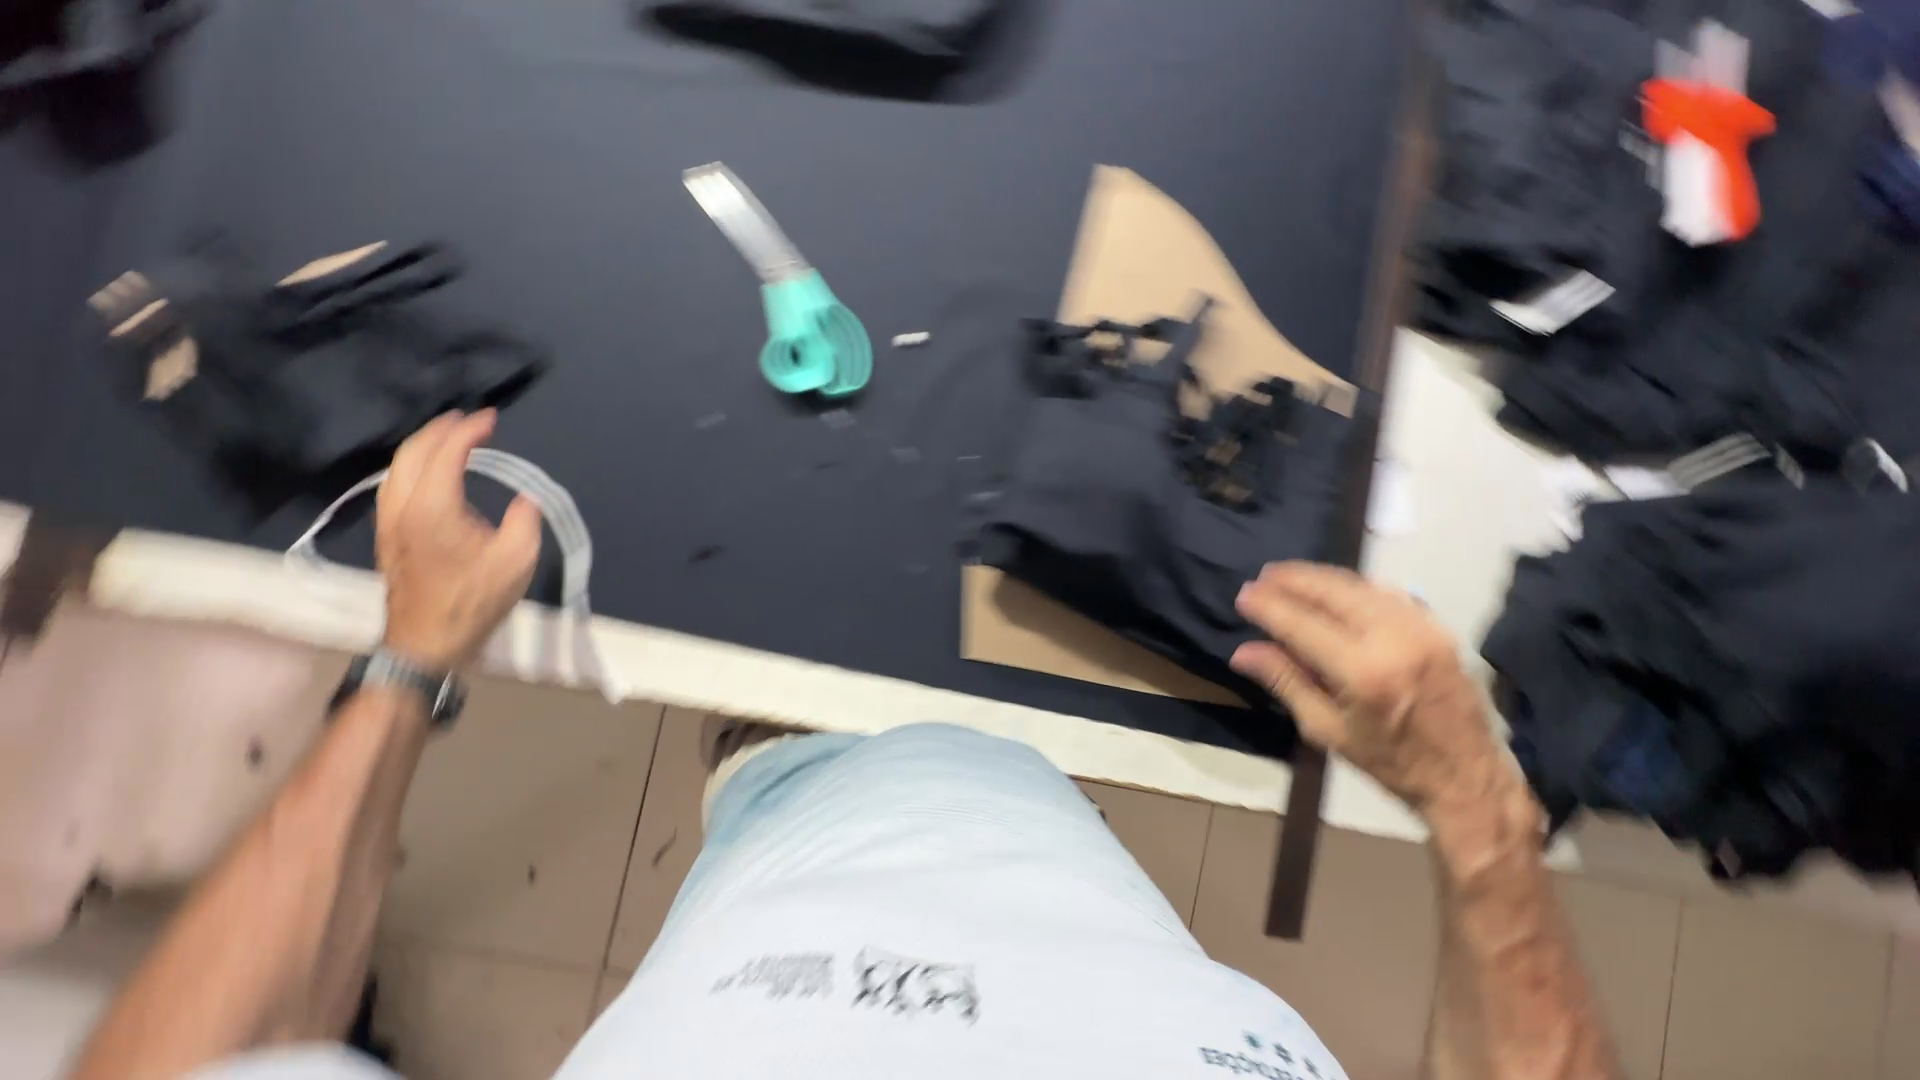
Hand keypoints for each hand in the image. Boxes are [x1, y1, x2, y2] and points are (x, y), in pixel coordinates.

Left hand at [376, 410, 541, 671]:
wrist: (425, 641)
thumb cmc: (473, 601)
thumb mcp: (517, 561)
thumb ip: (525, 520)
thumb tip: (526, 498)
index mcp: (433, 507)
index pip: (447, 453)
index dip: (469, 431)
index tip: (491, 419)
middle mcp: (403, 506)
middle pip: (413, 452)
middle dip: (440, 430)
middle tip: (468, 420)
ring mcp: (389, 520)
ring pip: (398, 467)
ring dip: (423, 446)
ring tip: (449, 438)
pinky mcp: (387, 534)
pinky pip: (395, 483)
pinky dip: (414, 465)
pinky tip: (430, 472)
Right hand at [1230, 562, 1504, 814]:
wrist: (1466, 776)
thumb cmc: (1389, 762)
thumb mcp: (1327, 730)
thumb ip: (1286, 682)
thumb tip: (1243, 651)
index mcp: (1362, 672)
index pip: (1301, 624)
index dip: (1269, 606)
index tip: (1244, 595)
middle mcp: (1393, 639)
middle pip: (1332, 591)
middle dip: (1293, 580)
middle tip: (1263, 577)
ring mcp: (1420, 628)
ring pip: (1360, 585)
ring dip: (1321, 578)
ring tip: (1290, 578)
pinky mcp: (1437, 627)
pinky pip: (1387, 593)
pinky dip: (1355, 586)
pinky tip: (1336, 590)